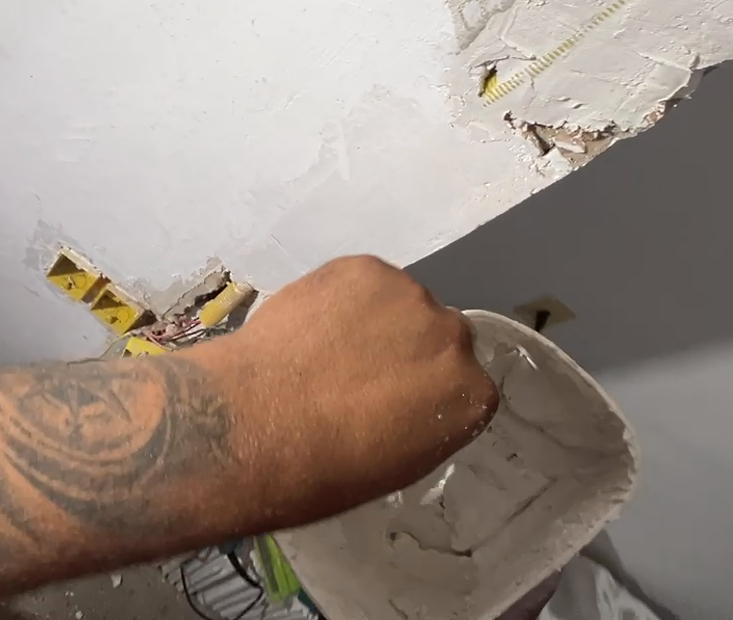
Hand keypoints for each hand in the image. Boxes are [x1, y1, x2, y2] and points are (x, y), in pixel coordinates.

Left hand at [192, 255, 498, 524]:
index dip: (426, 387)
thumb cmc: (328, 466)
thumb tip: (406, 396)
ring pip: (399, 301)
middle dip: (408, 345)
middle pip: (438, 332)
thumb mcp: (398, 461)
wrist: (260, 420)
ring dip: (375, 316)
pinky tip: (313, 322)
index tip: (397, 397)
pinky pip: (361, 279)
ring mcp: (409, 293)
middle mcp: (452, 335)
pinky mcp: (364, 266)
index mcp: (471, 392)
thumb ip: (424, 417)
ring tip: (328, 343)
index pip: (463, 381)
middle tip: (362, 367)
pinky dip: (342, 295)